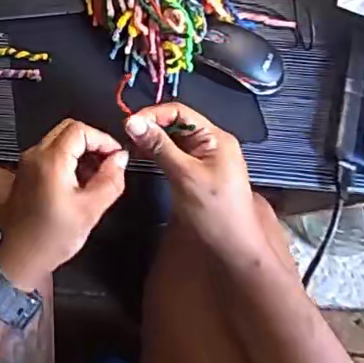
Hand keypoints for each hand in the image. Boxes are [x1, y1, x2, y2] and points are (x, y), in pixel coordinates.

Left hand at [0, 119, 129, 283]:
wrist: (17, 256)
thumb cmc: (52, 237)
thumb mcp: (90, 211)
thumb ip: (110, 180)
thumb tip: (120, 158)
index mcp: (51, 160)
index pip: (80, 129)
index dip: (103, 139)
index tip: (118, 157)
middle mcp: (36, 154)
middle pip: (69, 129)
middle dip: (93, 142)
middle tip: (110, 163)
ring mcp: (28, 161)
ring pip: (60, 139)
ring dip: (82, 150)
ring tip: (98, 176)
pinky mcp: (27, 171)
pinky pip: (51, 152)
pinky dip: (69, 158)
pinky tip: (81, 182)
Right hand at [125, 103, 274, 268]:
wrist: (235, 250)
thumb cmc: (215, 212)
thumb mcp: (184, 175)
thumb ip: (158, 146)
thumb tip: (133, 122)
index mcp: (215, 138)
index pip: (179, 112)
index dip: (153, 115)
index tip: (129, 124)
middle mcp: (211, 143)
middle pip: (175, 123)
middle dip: (151, 127)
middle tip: (128, 137)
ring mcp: (205, 158)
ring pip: (172, 139)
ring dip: (152, 140)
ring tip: (133, 147)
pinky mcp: (197, 171)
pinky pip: (174, 153)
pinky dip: (157, 152)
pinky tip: (144, 157)